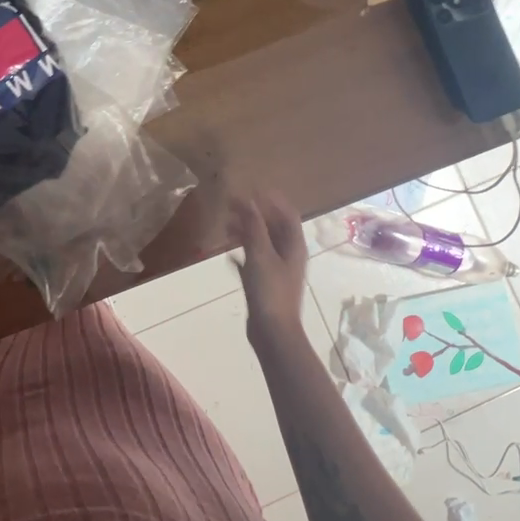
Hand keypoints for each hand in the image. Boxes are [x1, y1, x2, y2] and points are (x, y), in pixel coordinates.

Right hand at [233, 193, 309, 347]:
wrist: (273, 333)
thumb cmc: (270, 291)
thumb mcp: (260, 255)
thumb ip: (254, 227)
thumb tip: (248, 200)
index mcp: (293, 246)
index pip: (286, 213)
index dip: (271, 199)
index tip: (252, 187)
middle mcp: (289, 255)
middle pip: (273, 227)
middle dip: (254, 213)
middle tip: (231, 203)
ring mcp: (278, 270)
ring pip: (262, 243)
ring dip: (246, 231)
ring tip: (226, 225)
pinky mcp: (266, 283)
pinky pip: (254, 261)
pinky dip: (243, 253)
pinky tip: (229, 255)